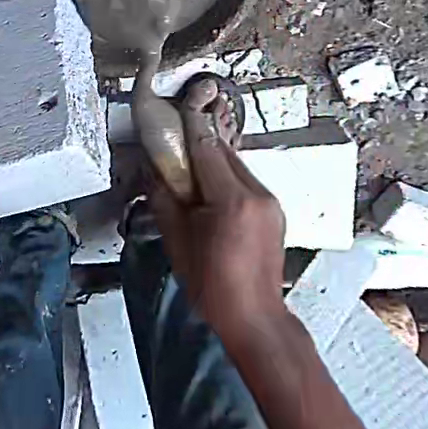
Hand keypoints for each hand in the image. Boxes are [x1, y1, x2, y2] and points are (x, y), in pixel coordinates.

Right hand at [146, 92, 289, 346]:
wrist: (253, 319)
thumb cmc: (212, 288)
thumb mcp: (177, 240)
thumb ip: (164, 198)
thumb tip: (153, 171)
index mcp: (233, 200)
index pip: (207, 149)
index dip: (189, 127)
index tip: (178, 108)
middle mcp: (258, 195)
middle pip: (225, 153)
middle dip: (200, 145)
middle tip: (176, 143)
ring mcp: (271, 203)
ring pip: (237, 166)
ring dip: (213, 163)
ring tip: (190, 173)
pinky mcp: (275, 213)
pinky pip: (247, 183)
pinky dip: (227, 180)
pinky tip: (211, 195)